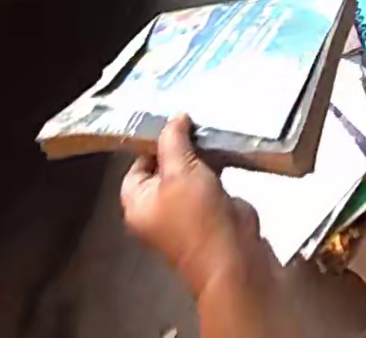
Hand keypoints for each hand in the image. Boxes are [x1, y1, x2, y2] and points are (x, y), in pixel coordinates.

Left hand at [120, 115, 263, 294]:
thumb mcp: (179, 170)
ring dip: (198, 151)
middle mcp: (157, 207)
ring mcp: (184, 207)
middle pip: (162, 166)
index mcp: (138, 204)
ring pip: (186, 170)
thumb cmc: (195, 212)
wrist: (230, 249)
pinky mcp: (208, 204)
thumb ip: (173, 140)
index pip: (136, 166)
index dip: (151, 144)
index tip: (172, 122)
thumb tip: (175, 116)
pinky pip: (206, 176)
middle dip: (178, 144)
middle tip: (193, 120)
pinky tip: (223, 144)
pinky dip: (213, 161)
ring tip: (209, 128)